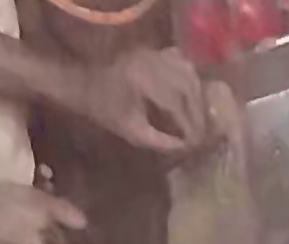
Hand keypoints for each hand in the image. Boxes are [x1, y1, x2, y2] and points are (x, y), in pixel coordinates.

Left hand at [63, 49, 209, 153]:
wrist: (86, 84)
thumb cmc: (107, 112)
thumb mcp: (134, 133)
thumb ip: (161, 142)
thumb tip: (186, 147)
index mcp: (141, 80)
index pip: (176, 103)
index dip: (190, 125)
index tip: (196, 143)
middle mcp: (149, 61)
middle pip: (187, 85)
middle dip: (198, 112)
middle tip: (202, 132)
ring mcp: (152, 53)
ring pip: (188, 72)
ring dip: (198, 96)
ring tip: (200, 117)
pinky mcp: (153, 52)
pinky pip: (181, 61)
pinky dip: (191, 79)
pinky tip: (193, 96)